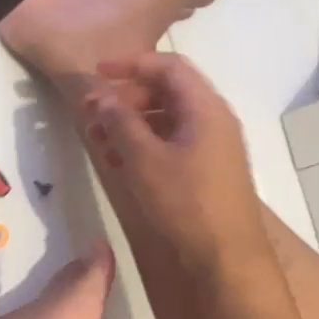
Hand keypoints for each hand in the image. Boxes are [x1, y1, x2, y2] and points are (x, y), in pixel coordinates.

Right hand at [83, 52, 265, 263]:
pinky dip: (144, 143)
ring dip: (132, 122)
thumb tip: (103, 99)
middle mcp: (213, 119)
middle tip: (92, 113)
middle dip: (126, 97)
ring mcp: (213, 144)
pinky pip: (173, 141)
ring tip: (99, 139)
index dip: (131, 64)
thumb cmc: (186, 201)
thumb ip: (121, 123)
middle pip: (167, 91)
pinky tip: (120, 161)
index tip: (97, 74)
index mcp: (205, 107)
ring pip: (167, 118)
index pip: (168, 67)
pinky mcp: (207, 168)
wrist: (225, 254)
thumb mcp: (144, 160)